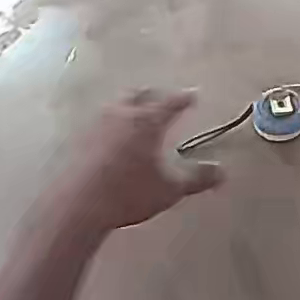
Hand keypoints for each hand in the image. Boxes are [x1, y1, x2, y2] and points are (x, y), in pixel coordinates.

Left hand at [42, 89, 224, 235]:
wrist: (78, 205)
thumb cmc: (128, 194)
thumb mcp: (170, 189)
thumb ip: (196, 179)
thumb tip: (221, 173)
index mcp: (146, 122)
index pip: (170, 103)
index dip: (184, 99)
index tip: (193, 95)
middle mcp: (120, 115)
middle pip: (139, 95)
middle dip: (154, 95)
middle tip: (163, 99)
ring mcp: (95, 125)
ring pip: (116, 106)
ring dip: (129, 106)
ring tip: (137, 114)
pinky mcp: (78, 140)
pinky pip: (99, 123)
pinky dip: (111, 124)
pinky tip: (112, 137)